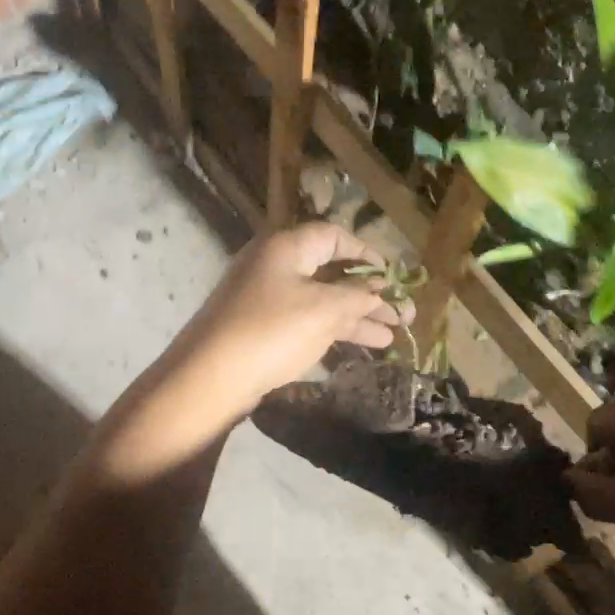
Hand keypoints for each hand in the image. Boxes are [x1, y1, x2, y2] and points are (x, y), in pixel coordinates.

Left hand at [165, 222, 407, 417]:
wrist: (211, 377)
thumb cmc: (271, 331)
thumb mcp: (323, 310)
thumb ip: (357, 296)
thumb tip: (379, 289)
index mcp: (286, 247)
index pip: (334, 237)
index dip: (367, 254)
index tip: (393, 275)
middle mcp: (275, 267)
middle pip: (330, 273)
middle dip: (369, 294)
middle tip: (403, 315)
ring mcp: (266, 300)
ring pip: (321, 301)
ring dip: (357, 317)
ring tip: (393, 338)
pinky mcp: (262, 330)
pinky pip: (306, 322)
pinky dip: (334, 331)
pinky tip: (361, 347)